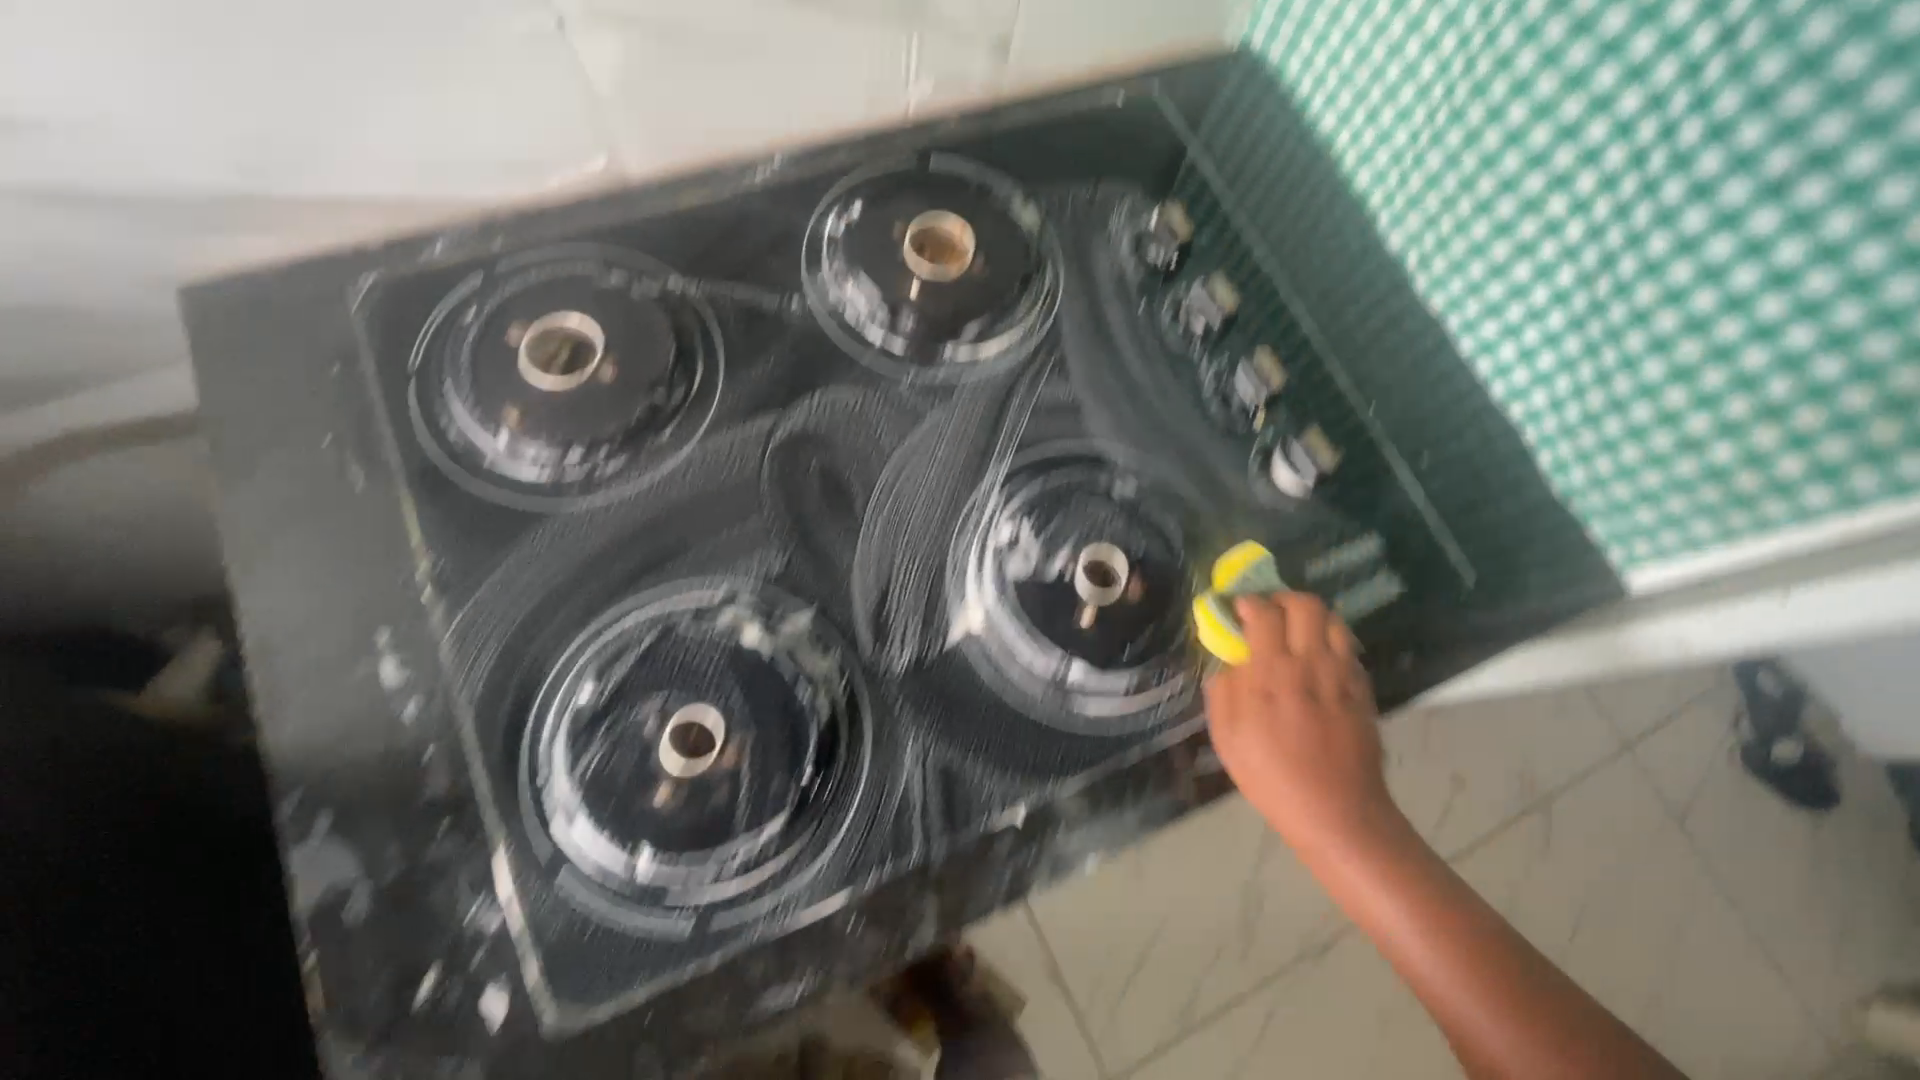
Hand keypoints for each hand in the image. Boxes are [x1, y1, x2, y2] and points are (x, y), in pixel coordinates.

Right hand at [1203, 592, 1394, 850]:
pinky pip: (1348, 648)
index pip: (1264, 612)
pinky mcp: (1363, 688)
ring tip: (1296, 633)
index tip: (1238, 608)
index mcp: (1272, 673)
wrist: (1336, 811)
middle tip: (1269, 613)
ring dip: (1311, 617)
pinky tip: (1318, 662)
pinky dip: (1330, 642)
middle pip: (1305, 604)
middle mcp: (1310, 663)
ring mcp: (1342, 674)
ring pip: (1333, 619)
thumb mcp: (1227, 738)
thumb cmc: (1271, 777)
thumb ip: (1224, 691)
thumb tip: (1229, 662)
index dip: (1249, 602)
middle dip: (1283, 599)